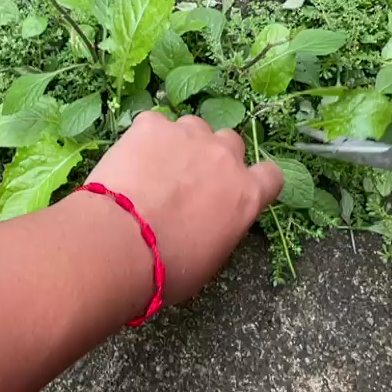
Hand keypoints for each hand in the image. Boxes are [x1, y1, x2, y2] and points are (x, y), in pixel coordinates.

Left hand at [83, 111, 282, 304]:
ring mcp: (189, 135)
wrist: (121, 241)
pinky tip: (130, 160)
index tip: (235, 191)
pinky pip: (154, 124)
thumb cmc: (167, 267)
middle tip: (190, 180)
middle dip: (215, 157)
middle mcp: (224, 158)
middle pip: (231, 142)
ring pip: (194, 127)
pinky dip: (145, 138)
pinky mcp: (153, 125)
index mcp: (246, 195)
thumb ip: (222, 226)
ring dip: (182, 143)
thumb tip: (210, 221)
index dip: (254, 181)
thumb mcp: (210, 258)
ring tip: (156, 168)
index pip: (270, 175)